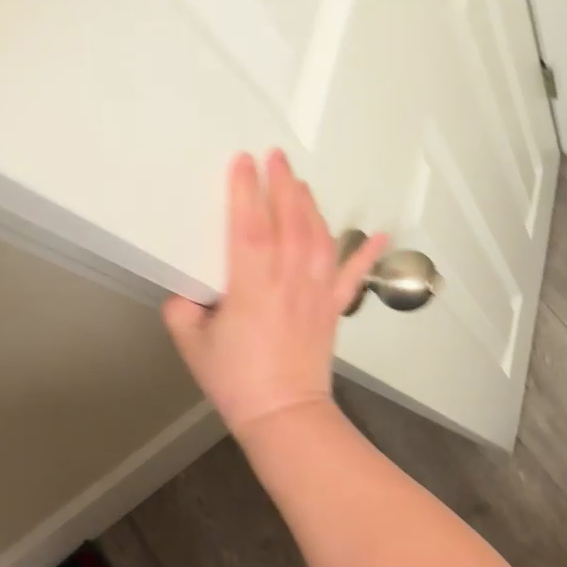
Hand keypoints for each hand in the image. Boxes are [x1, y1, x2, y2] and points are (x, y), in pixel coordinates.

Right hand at [162, 150, 387, 436]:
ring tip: (302, 183)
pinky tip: (382, 234)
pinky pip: (354, 274)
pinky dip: (368, 253)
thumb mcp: (192, 342)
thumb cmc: (236, 378)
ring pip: (320, 238)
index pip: (249, 224)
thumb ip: (184, 309)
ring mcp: (318, 291)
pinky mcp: (334, 307)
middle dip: (283, 185)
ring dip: (312, 206)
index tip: (244, 161)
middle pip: (290, 221)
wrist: (284, 409)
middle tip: (277, 156)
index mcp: (251, 283)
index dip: (246, 190)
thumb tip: (188, 294)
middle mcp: (290, 278)